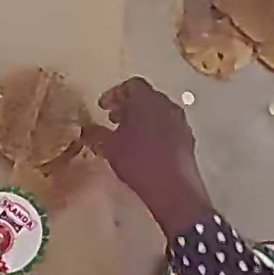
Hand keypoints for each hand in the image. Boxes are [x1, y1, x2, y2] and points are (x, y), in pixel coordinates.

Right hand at [90, 78, 214, 237]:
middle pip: (146, 96)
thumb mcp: (110, 148)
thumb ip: (96, 134)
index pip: (131, 85)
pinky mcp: (187, 138)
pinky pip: (167, 125)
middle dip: (128, 106)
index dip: (114, 94)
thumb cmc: (139, 162)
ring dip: (141, 118)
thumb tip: (86, 129)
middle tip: (112, 119)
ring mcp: (180, 121)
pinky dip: (154, 129)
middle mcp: (167, 105)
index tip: (103, 107)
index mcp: (147, 101)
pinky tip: (144, 148)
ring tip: (126, 135)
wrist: (174, 189)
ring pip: (158, 111)